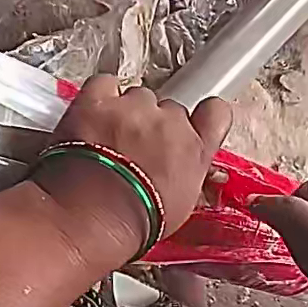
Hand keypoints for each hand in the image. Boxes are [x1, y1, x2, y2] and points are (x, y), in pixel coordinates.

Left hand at [30, 74, 231, 267]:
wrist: (92, 217)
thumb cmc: (134, 222)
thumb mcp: (179, 206)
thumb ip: (187, 176)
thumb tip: (180, 169)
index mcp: (195, 150)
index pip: (215, 113)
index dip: (201, 116)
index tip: (188, 125)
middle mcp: (170, 122)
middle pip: (167, 108)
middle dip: (152, 124)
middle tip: (132, 149)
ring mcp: (134, 108)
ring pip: (135, 96)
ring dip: (123, 112)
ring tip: (104, 140)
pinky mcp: (98, 102)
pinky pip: (104, 84)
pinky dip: (99, 96)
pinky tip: (91, 116)